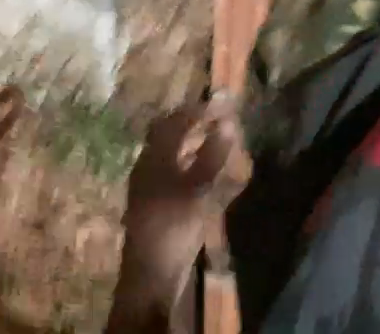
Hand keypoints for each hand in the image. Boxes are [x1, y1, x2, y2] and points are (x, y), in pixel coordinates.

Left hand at [114, 95, 250, 319]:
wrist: (151, 276)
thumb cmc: (172, 226)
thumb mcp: (196, 189)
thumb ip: (212, 155)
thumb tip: (229, 122)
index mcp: (153, 158)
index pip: (174, 121)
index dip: (199, 109)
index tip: (224, 102)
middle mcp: (149, 167)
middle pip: (171, 135)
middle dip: (196, 123)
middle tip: (222, 118)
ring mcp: (152, 187)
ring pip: (174, 155)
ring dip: (196, 144)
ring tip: (221, 140)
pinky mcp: (160, 206)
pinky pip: (178, 174)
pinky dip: (195, 166)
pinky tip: (212, 174)